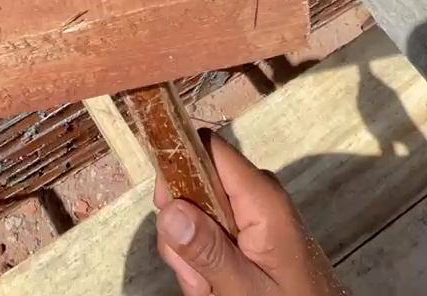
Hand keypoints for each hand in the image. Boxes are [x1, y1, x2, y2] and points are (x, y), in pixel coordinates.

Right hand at [154, 135, 347, 295]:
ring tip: (209, 289)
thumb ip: (208, 251)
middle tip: (195, 274)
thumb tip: (169, 207)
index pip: (208, 145)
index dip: (178, 164)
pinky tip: (216, 286)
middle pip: (196, 182)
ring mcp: (253, 210)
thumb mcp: (246, 291)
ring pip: (197, 210)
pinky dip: (204, 258)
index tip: (164, 207)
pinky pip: (211, 228)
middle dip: (183, 226)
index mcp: (261, 195)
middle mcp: (256, 192)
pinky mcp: (251, 228)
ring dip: (192, 250)